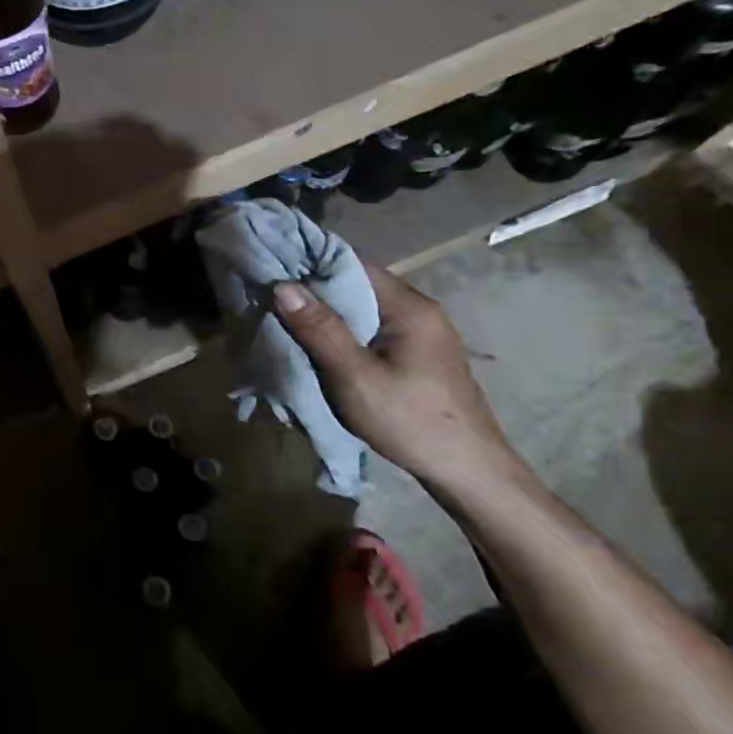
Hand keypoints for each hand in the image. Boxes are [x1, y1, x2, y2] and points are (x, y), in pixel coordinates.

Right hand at [273, 265, 524, 489]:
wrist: (465, 470)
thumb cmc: (408, 420)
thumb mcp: (354, 376)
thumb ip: (320, 329)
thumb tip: (283, 285)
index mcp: (409, 308)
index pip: (353, 265)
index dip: (310, 264)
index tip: (270, 269)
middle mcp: (418, 311)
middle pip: (356, 285)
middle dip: (312, 288)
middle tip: (267, 296)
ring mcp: (418, 334)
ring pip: (361, 308)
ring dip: (323, 311)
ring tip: (282, 317)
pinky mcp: (413, 354)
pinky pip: (368, 328)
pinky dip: (338, 329)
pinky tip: (315, 342)